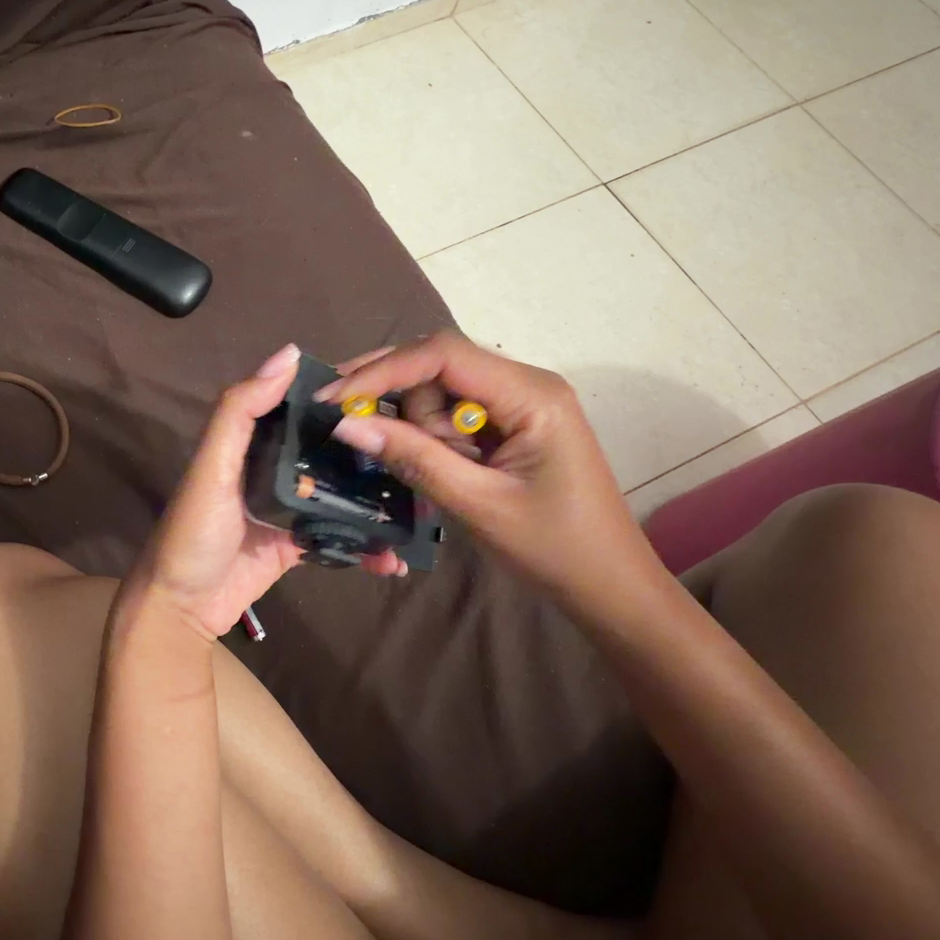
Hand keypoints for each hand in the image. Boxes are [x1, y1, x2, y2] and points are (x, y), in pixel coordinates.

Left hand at [123, 344, 405, 639]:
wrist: (181, 608)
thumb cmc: (193, 532)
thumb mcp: (212, 466)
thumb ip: (240, 412)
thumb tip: (288, 354)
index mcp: (251, 442)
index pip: (300, 405)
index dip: (340, 394)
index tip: (391, 386)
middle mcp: (271, 469)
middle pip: (329, 450)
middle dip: (372, 451)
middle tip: (424, 447)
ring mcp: (287, 509)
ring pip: (341, 495)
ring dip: (377, 501)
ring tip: (420, 505)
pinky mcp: (295, 546)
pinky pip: (339, 538)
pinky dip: (366, 547)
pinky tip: (394, 556)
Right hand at [319, 330, 665, 608]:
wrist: (608, 585)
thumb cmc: (552, 548)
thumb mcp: (476, 504)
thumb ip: (412, 457)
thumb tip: (344, 424)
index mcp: (530, 394)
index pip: (442, 355)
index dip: (381, 371)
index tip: (331, 400)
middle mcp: (524, 383)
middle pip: (436, 365)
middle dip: (394, 397)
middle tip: (346, 428)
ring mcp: (517, 402)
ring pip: (438, 390)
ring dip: (416, 425)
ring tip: (437, 475)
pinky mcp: (508, 424)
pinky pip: (451, 413)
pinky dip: (428, 435)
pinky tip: (430, 464)